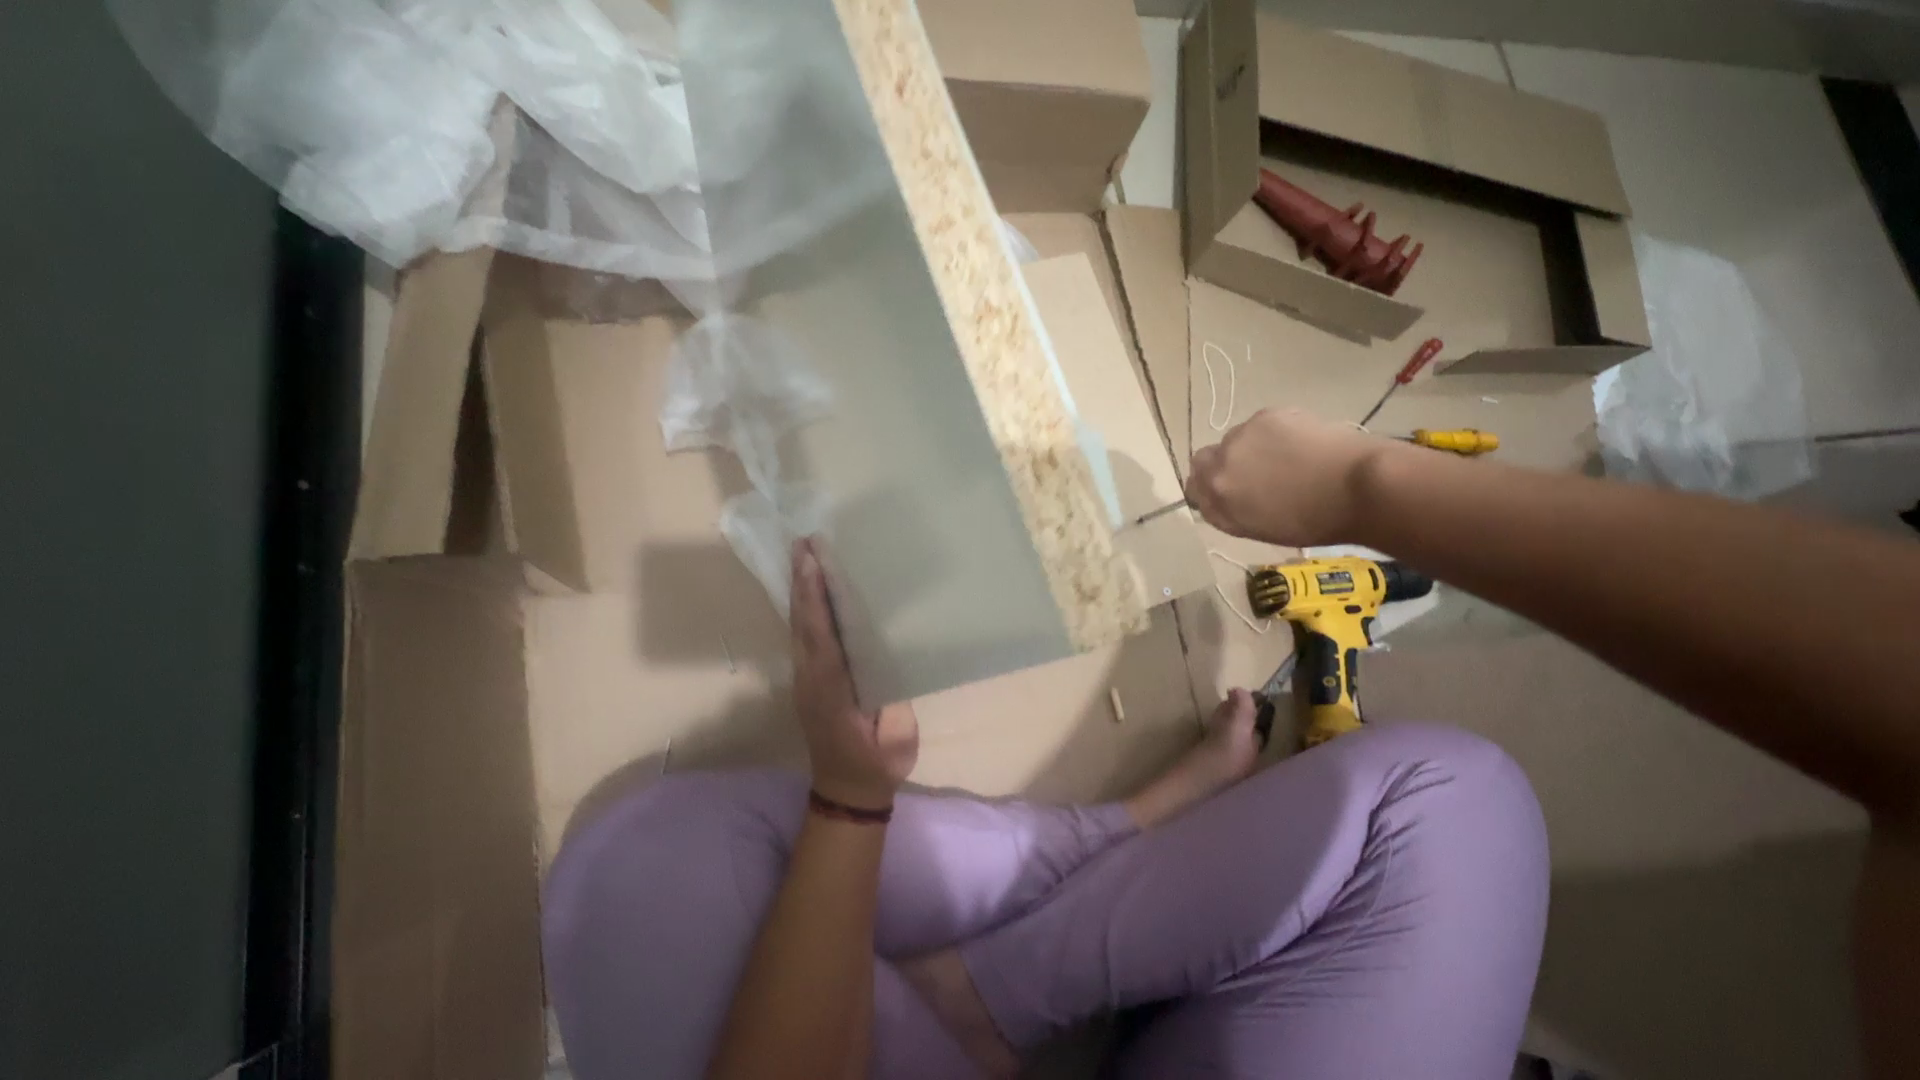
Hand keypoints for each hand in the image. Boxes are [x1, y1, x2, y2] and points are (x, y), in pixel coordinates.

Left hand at [790, 538, 919, 809]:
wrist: (846, 793)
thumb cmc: (877, 765)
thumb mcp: (895, 738)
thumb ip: (892, 699)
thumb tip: (890, 657)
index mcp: (832, 692)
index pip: (821, 636)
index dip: (816, 599)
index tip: (812, 562)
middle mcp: (810, 681)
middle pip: (801, 624)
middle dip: (801, 582)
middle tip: (804, 542)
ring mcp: (804, 682)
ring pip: (798, 629)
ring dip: (800, 592)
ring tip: (804, 555)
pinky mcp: (808, 683)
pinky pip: (803, 639)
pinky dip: (805, 610)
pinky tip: (812, 591)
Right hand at [1186, 409, 1382, 547]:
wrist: (1358, 485)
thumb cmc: (1315, 521)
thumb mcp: (1261, 529)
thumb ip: (1230, 510)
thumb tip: (1222, 496)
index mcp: (1218, 498)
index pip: (1194, 488)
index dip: (1209, 488)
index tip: (1231, 492)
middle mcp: (1220, 465)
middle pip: (1207, 459)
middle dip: (1225, 464)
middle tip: (1257, 474)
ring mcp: (1243, 437)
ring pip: (1236, 439)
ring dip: (1251, 447)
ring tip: (1287, 458)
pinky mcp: (1268, 416)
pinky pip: (1261, 425)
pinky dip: (1275, 433)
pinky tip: (1301, 444)